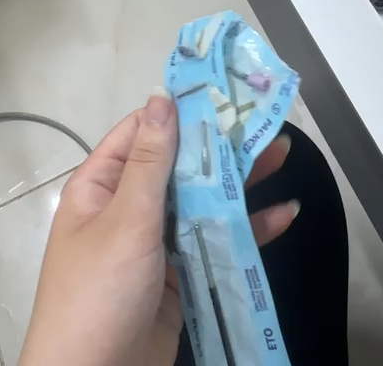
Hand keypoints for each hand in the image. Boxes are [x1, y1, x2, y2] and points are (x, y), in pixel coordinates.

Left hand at [19, 92, 301, 365]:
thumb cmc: (99, 292)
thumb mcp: (125, 220)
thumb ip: (151, 161)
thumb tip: (161, 96)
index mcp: (102, 186)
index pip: (144, 132)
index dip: (181, 110)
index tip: (221, 90)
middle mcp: (128, 207)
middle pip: (180, 164)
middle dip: (221, 144)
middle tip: (265, 119)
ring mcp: (155, 243)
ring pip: (202, 200)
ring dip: (240, 181)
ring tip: (282, 153)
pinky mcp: (181, 274)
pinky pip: (214, 241)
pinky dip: (247, 228)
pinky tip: (283, 214)